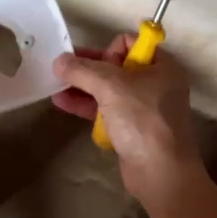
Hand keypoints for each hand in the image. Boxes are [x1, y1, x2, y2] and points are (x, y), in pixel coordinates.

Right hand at [52, 34, 203, 208]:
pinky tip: (62, 102)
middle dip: (88, 68)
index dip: (109, 49)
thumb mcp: (111, 87)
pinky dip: (87, 104)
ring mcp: (143, 107)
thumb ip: (82, 70)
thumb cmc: (142, 120)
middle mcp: (155, 83)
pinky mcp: (132, 128)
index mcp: (161, 65)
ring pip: (108, 89)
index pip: (131, 43)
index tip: (97, 65)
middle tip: (63, 69)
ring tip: (54, 84)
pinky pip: (106, 109)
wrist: (161, 174)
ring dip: (82, 86)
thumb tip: (59, 60)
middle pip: (116, 66)